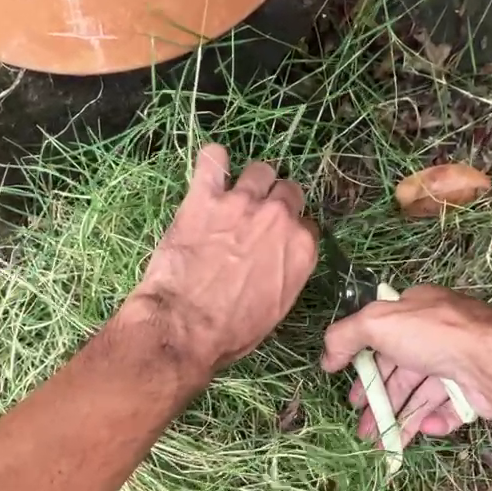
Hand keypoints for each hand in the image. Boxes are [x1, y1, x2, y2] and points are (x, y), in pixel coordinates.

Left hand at [126, 144, 318, 372]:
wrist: (185, 326)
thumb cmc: (231, 332)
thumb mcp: (274, 311)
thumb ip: (285, 275)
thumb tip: (278, 264)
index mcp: (301, 250)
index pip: (306, 226)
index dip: (291, 234)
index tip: (277, 243)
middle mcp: (278, 218)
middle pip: (288, 192)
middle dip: (277, 203)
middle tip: (258, 221)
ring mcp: (241, 203)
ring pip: (259, 171)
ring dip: (252, 182)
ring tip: (236, 199)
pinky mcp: (204, 196)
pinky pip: (213, 158)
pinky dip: (213, 162)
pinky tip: (210, 175)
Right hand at [321, 284, 491, 444]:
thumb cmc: (435, 336)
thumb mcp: (379, 323)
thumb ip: (345, 336)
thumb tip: (326, 357)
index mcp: (416, 310)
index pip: (381, 337)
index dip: (362, 365)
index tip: (350, 391)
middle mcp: (437, 335)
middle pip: (398, 372)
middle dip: (377, 401)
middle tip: (362, 427)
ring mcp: (456, 364)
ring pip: (419, 395)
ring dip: (397, 419)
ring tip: (379, 442)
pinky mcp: (472, 391)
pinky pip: (445, 409)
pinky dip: (431, 421)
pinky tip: (421, 429)